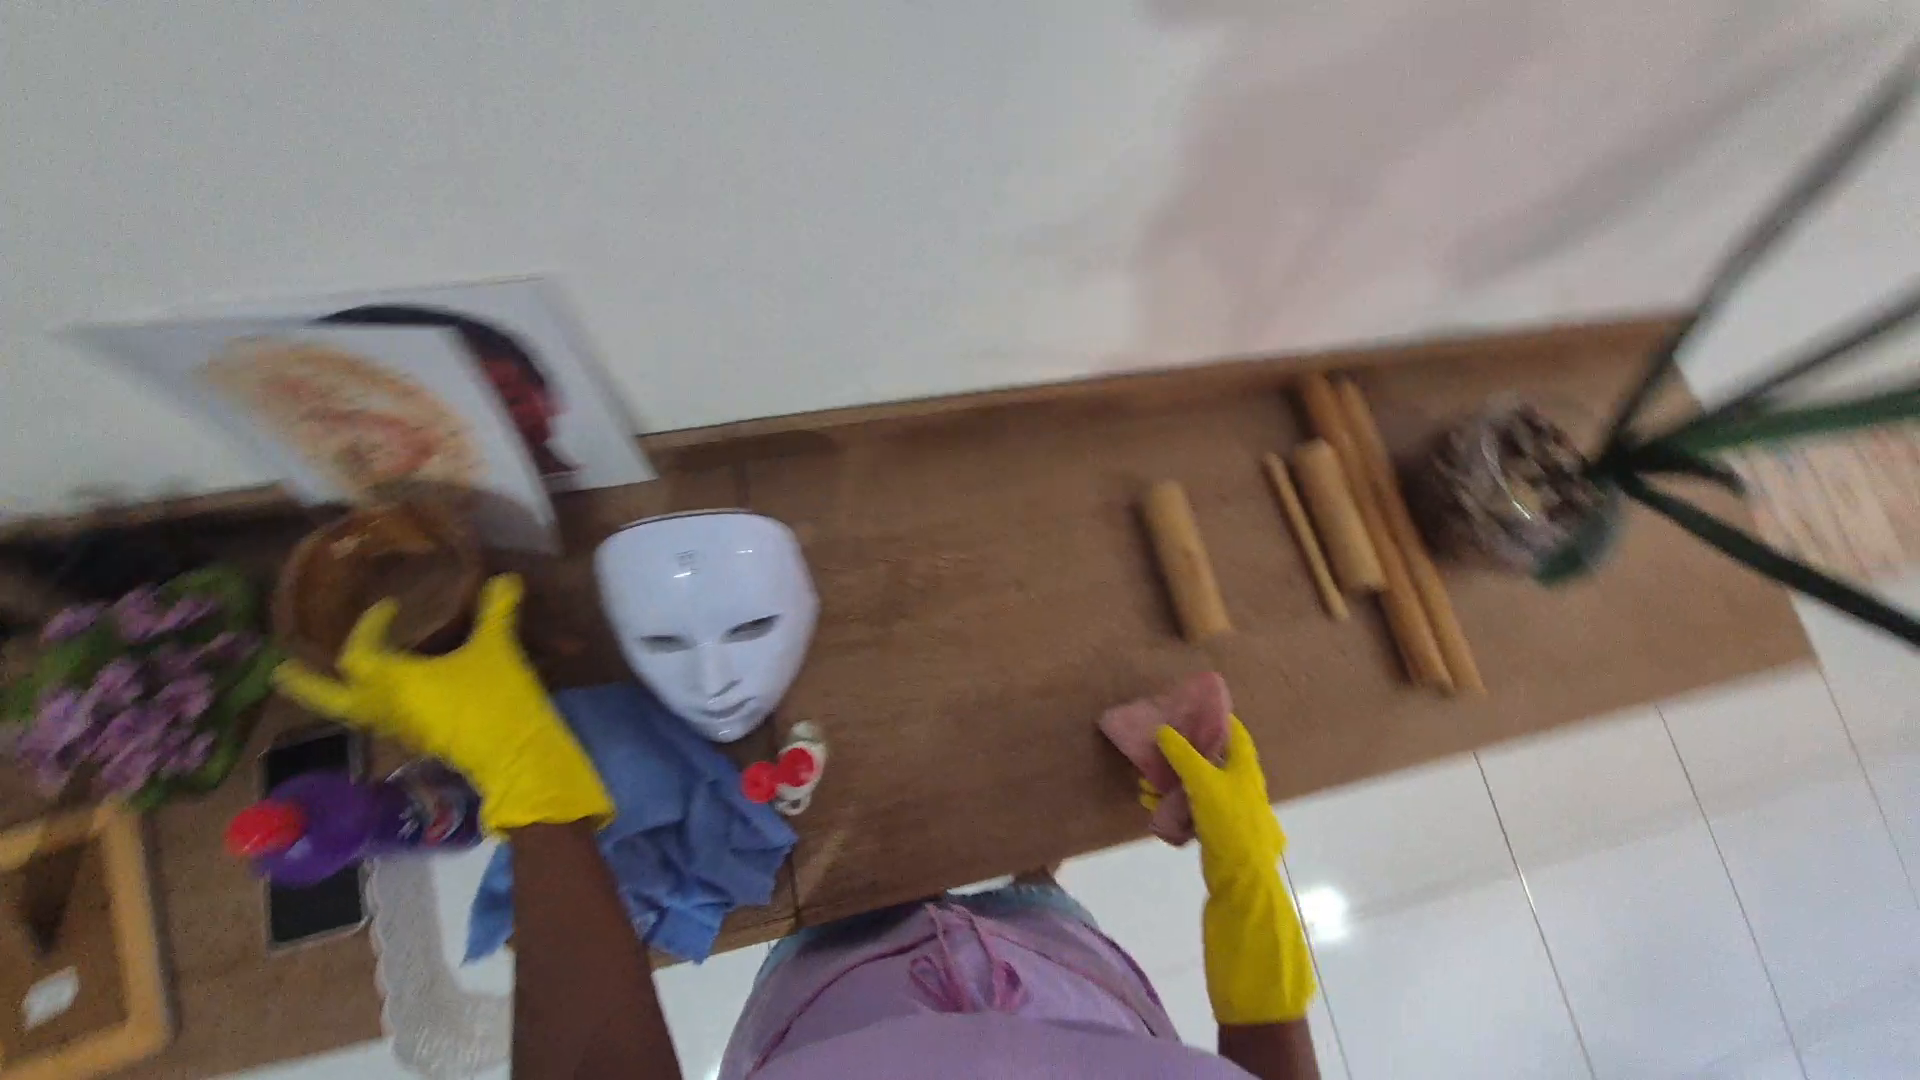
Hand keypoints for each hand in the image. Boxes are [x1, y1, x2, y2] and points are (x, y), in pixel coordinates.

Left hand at [274, 574, 612, 833]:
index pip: (360, 650)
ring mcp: (399, 729)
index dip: (369, 625)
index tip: (388, 607)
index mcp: (392, 680)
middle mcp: (383, 706)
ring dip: (339, 696)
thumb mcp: (497, 649)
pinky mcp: (419, 741)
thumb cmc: (495, 697)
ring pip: (353, 712)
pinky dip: (375, 706)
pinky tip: (392, 699)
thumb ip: (496, 613)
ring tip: (336, 683)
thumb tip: (506, 578)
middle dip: (303, 684)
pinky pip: (382, 720)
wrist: (513, 752)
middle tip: (279, 671)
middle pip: (328, 697)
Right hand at [1158, 716, 1315, 1025]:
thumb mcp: (1203, 781)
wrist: (1243, 881)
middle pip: (1209, 758)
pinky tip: (1152, 806)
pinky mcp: (1217, 830)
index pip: (1233, 731)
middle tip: (1155, 746)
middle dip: (1180, 752)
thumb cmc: (1230, 823)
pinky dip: (1173, 804)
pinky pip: (1191, 808)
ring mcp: (1229, 809)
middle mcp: (1239, 784)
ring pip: (1196, 785)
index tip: (1188, 707)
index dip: (1214, 716)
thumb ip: (1182, 754)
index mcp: (1244, 767)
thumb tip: (1162, 730)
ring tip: (1144, 782)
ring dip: (1170, 781)